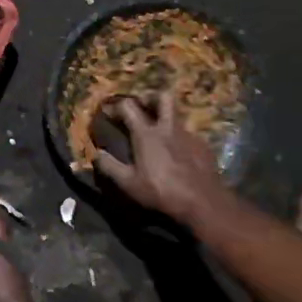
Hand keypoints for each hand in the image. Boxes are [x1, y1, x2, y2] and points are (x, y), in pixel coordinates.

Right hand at [93, 90, 233, 222]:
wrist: (206, 204)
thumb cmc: (161, 191)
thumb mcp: (127, 183)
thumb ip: (108, 165)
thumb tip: (96, 152)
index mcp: (147, 134)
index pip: (129, 106)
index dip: (115, 105)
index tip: (107, 111)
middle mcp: (169, 129)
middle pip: (163, 97)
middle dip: (150, 97)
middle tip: (140, 107)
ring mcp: (189, 136)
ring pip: (176, 117)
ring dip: (163, 119)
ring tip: (155, 134)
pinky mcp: (203, 147)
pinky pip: (186, 134)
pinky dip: (176, 138)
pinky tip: (173, 154)